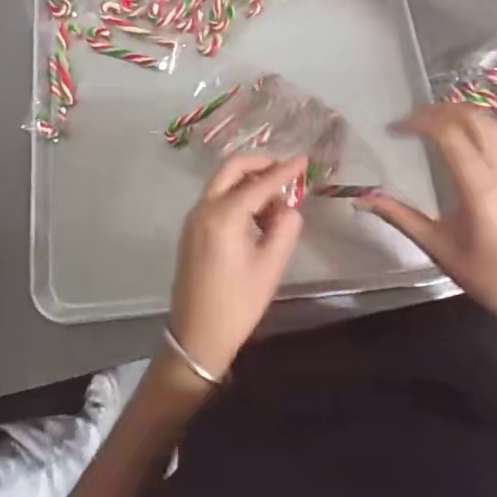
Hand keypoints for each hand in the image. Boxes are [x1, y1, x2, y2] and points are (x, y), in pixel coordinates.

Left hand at [170, 155, 307, 377]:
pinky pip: (216, 200)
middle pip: (231, 169)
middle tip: (287, 172)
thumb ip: (285, 229)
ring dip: (249, 182)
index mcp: (223, 217)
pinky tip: (257, 217)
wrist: (196, 336)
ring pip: (222, 183)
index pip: (259, 183)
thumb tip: (289, 207)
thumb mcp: (270, 268)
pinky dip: (237, 197)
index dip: (284, 170)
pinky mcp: (191, 232)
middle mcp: (203, 210)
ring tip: (278, 203)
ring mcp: (193, 220)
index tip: (305, 160)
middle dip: (260, 164)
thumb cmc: (237, 305)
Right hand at [357, 103, 496, 330]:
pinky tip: (454, 148)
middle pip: (475, 118)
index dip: (420, 122)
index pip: (449, 134)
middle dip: (441, 109)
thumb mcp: (438, 247)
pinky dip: (473, 131)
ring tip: (430, 125)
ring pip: (491, 126)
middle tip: (411, 119)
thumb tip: (363, 199)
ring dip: (459, 116)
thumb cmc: (489, 276)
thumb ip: (400, 217)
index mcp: (478, 186)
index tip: (394, 129)